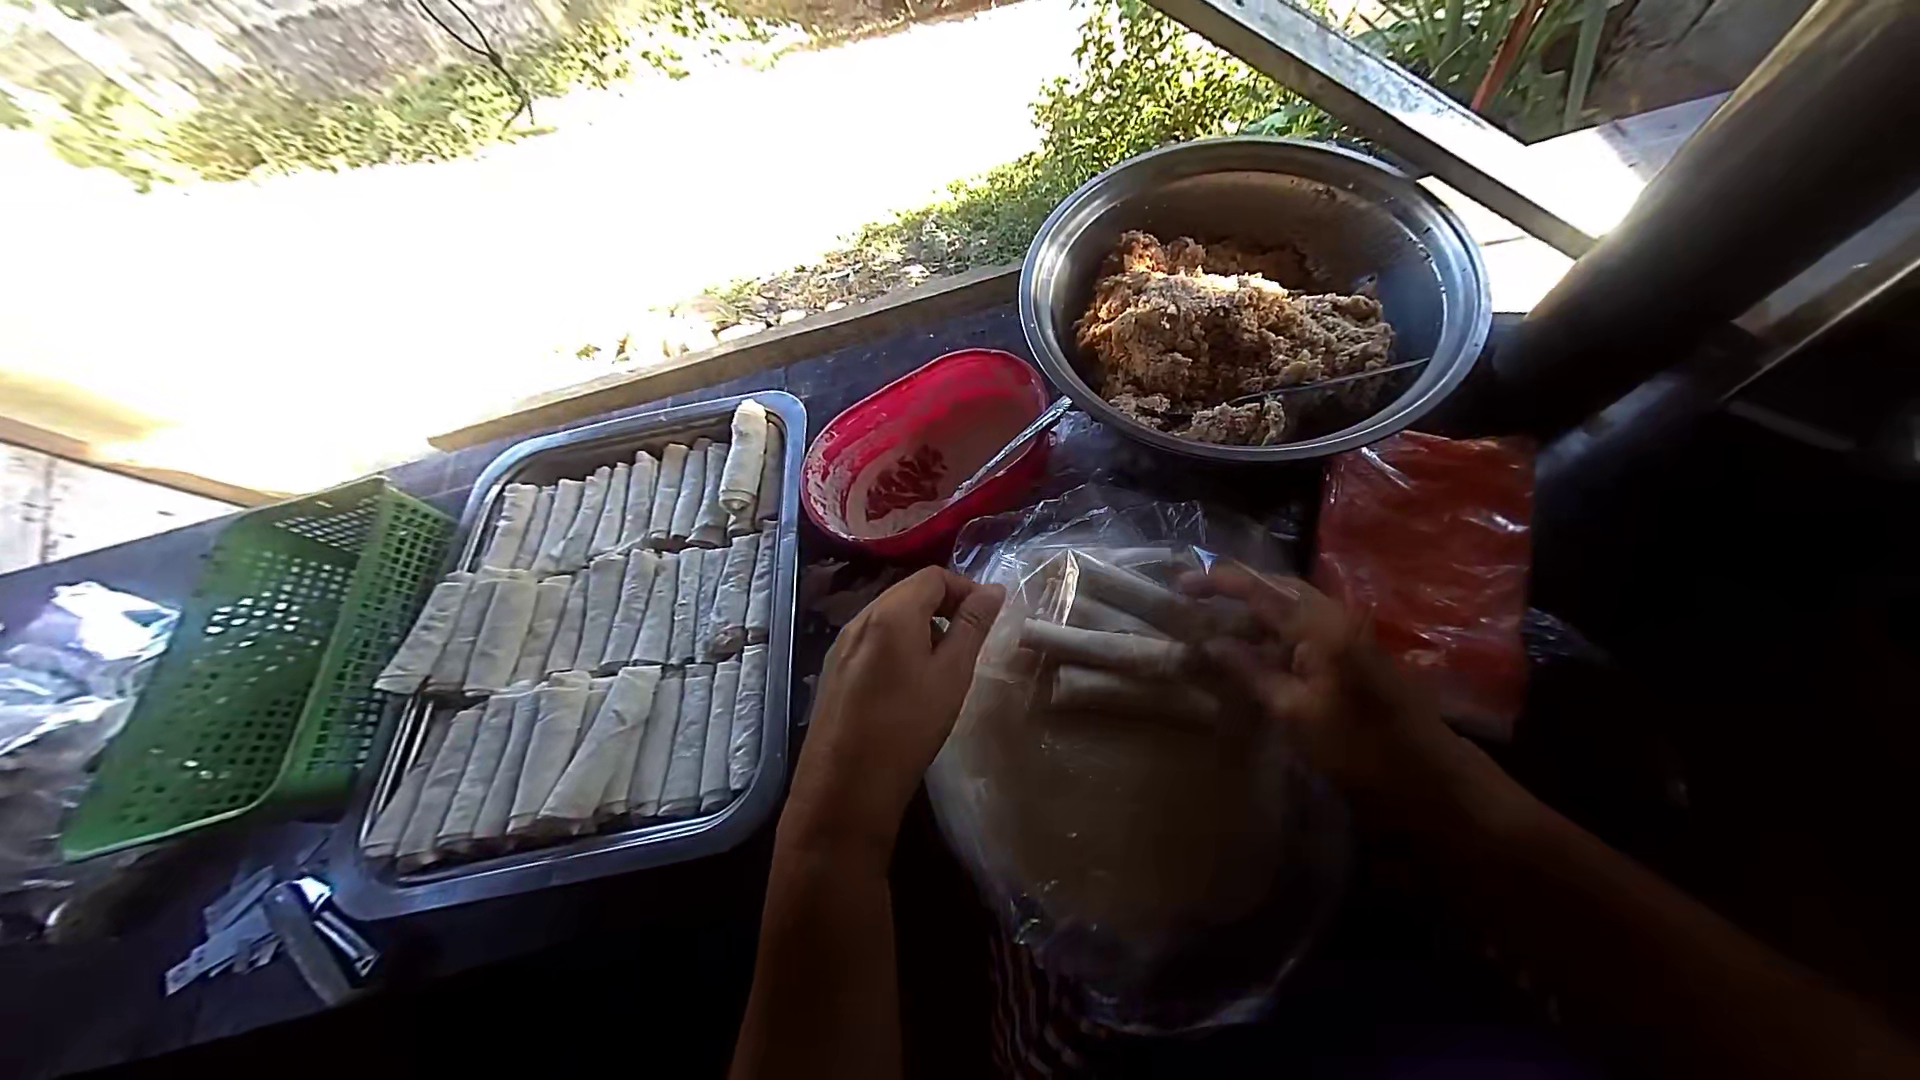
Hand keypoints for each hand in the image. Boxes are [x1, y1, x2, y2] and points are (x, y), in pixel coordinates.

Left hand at [782, 567, 1004, 862]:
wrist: (845, 787)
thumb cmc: (908, 726)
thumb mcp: (952, 674)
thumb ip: (972, 626)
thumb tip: (993, 590)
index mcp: (890, 612)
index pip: (933, 575)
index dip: (965, 588)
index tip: (987, 617)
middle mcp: (860, 618)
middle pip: (908, 591)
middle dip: (944, 605)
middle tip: (971, 639)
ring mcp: (842, 644)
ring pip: (889, 615)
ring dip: (922, 625)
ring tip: (944, 662)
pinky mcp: (834, 669)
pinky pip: (873, 639)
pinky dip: (899, 643)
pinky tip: (910, 681)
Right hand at [1182, 565, 1473, 814]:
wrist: (1431, 778)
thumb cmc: (1358, 747)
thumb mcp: (1293, 712)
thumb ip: (1250, 670)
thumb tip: (1211, 643)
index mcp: (1320, 626)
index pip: (1259, 589)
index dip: (1216, 582)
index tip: (1179, 585)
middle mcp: (1335, 616)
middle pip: (1276, 586)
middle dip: (1233, 586)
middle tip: (1195, 596)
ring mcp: (1347, 631)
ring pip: (1290, 603)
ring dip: (1252, 607)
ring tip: (1215, 618)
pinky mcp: (1351, 649)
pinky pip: (1302, 623)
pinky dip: (1271, 627)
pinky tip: (1251, 645)